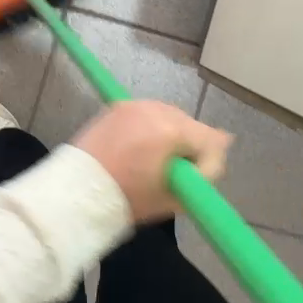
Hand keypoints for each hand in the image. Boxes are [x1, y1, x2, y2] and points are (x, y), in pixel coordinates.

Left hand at [72, 101, 232, 222]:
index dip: (206, 164)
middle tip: (173, 173)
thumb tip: (225, 144)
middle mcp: (156, 108)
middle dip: (188, 147)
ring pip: (170, 117)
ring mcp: (136, 104)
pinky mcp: (119, 106)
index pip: (210, 140)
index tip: (191, 183)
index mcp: (171, 130)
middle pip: (190, 125)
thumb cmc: (128, 198)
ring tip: (153, 161)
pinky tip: (139, 149)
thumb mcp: (173, 195)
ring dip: (170, 136)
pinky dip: (150, 128)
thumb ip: (205, 172)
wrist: (77, 191)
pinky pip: (148, 115)